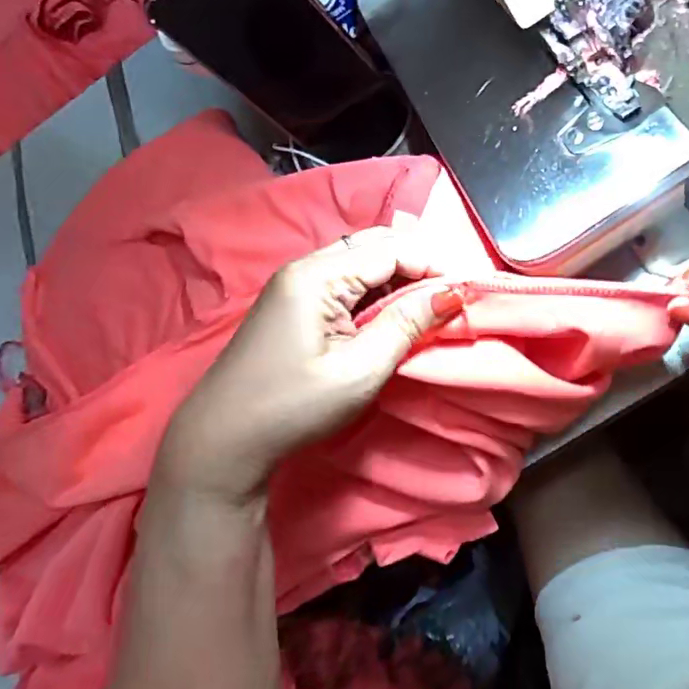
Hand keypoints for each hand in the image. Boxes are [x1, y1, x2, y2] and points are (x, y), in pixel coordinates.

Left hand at [153, 221, 465, 506]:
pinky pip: (350, 281)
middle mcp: (307, 266)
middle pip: (377, 245)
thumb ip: (408, 325)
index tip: (468, 290)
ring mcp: (298, 282)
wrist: (220, 442)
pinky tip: (397, 313)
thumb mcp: (359, 370)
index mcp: (317, 276)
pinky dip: (380, 291)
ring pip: (365, 261)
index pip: (392, 249)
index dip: (435, 264)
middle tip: (453, 295)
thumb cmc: (292, 407)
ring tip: (433, 305)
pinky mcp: (297, 302)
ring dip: (402, 278)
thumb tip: (453, 293)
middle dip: (421, 264)